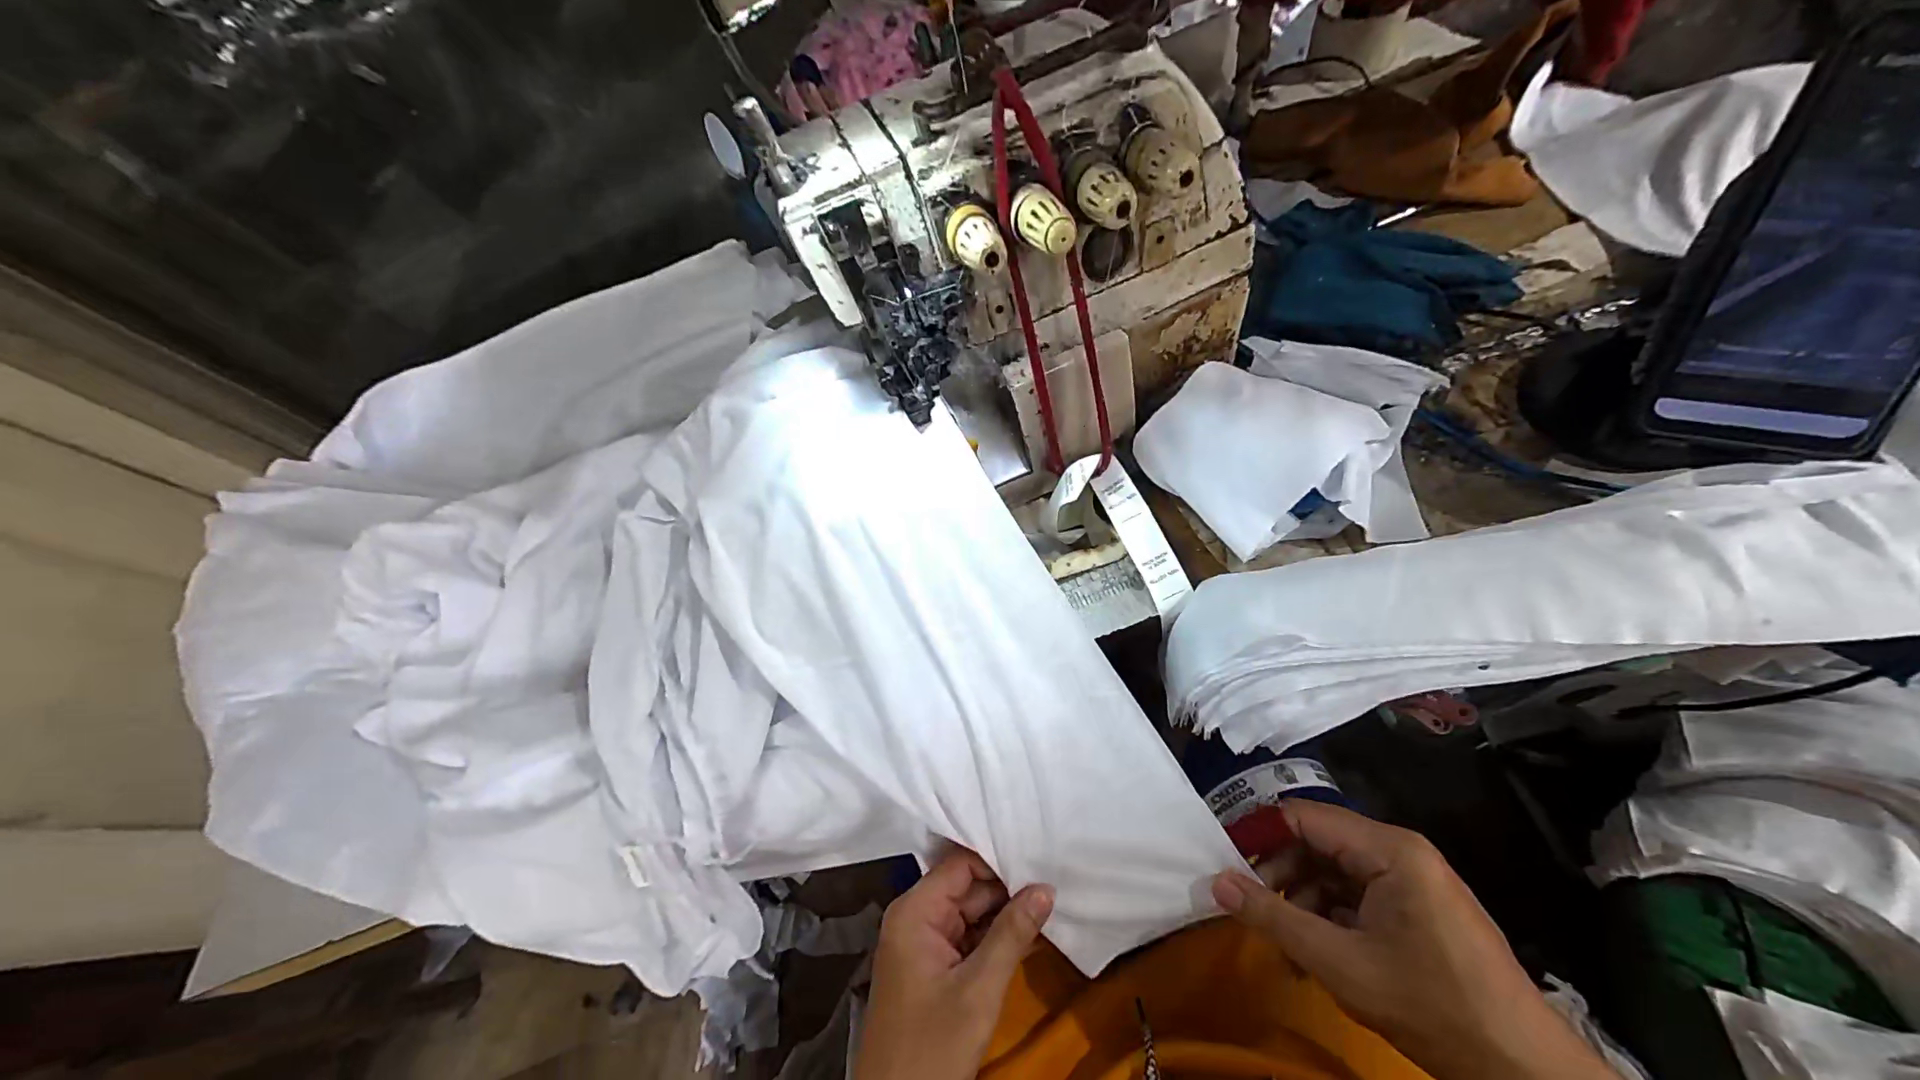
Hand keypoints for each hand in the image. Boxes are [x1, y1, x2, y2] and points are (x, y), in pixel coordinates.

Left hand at [856, 848, 1053, 1079]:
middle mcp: (915, 918)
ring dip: (1004, 913)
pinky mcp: (932, 967)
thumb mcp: (979, 989)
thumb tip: (1045, 887)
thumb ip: (1012, 933)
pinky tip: (1028, 933)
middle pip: (966, 887)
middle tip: (1053, 882)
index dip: (998, 861)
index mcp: (914, 911)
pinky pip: (966, 937)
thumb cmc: (933, 1046)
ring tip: (1049, 902)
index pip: (960, 866)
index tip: (1039, 859)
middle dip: (1007, 888)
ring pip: (969, 912)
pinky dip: (994, 937)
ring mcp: (922, 943)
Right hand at [1211, 801, 1616, 1079]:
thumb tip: (1217, 882)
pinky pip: (1358, 895)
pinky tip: (1317, 955)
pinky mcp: (1419, 908)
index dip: (1259, 835)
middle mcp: (1400, 851)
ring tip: (1286, 946)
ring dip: (1302, 902)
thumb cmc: (1430, 1005)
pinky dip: (1330, 918)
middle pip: (1318, 843)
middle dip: (1280, 875)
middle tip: (1252, 911)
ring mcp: (1413, 880)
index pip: (1303, 817)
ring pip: (1334, 871)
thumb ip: (1272, 916)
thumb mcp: (1339, 962)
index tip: (1225, 863)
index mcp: (1388, 849)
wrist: (1523, 1071)